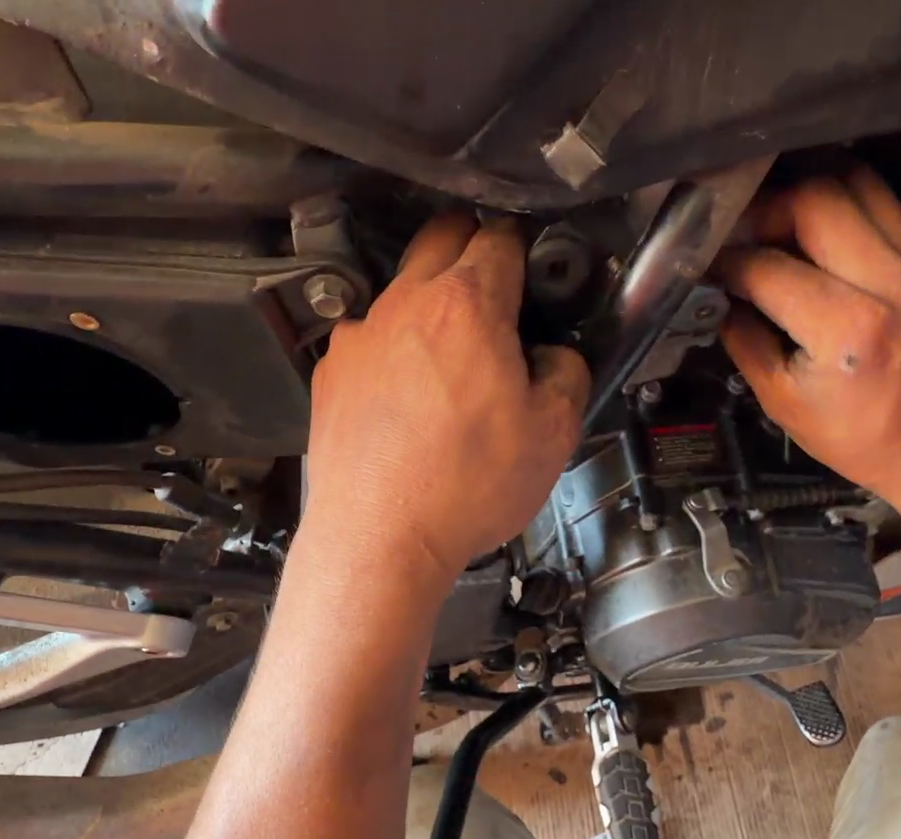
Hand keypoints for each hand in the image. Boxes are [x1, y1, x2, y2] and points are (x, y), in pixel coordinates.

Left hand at [303, 213, 588, 578]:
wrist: (379, 540)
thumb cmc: (463, 489)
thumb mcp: (554, 433)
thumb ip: (567, 373)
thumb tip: (555, 357)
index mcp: (467, 308)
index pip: (499, 238)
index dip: (525, 246)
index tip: (535, 268)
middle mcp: (405, 306)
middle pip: (442, 237)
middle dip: (475, 248)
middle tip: (501, 292)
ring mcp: (361, 337)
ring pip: (403, 289)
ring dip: (434, 304)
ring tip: (458, 362)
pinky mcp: (333, 373)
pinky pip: (372, 338)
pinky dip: (398, 349)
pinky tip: (414, 398)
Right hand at [716, 169, 900, 506]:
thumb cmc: (856, 436)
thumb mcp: (780, 401)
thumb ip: (744, 340)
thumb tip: (720, 294)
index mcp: (849, 330)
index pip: (769, 267)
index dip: (728, 262)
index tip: (711, 267)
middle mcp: (893, 285)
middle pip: (816, 199)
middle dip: (767, 211)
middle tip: (746, 237)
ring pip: (856, 184)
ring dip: (808, 199)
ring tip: (782, 230)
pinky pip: (883, 208)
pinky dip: (845, 216)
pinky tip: (824, 247)